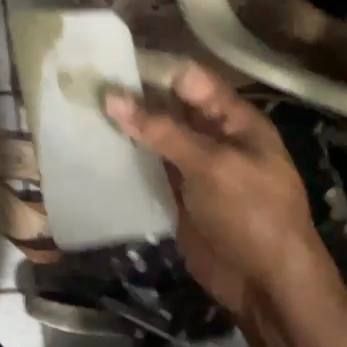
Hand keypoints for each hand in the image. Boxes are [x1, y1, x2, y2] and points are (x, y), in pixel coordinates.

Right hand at [104, 62, 337, 316]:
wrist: (268, 288)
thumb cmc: (253, 216)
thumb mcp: (212, 166)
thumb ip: (161, 130)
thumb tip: (110, 97)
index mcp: (235, 121)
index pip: (189, 79)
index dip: (151, 68)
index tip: (107, 59)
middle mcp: (213, 136)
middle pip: (167, 104)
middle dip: (129, 93)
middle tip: (81, 80)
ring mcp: (193, 165)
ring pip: (152, 133)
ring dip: (122, 123)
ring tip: (77, 106)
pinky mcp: (174, 191)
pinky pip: (145, 163)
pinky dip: (121, 153)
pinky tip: (89, 141)